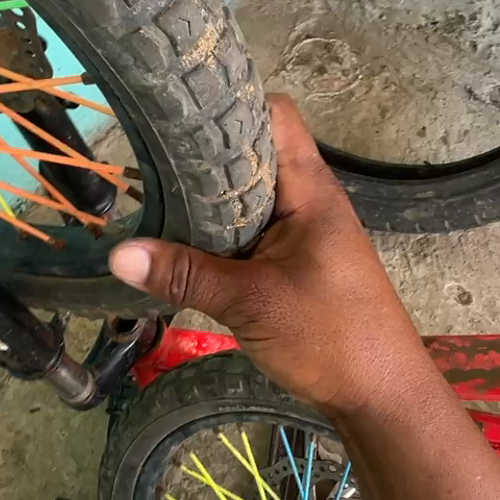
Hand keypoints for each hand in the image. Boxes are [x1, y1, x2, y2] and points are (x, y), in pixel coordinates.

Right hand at [107, 96, 427, 413]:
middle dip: (206, 154)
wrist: (382, 396)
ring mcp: (304, 232)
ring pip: (250, 195)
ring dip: (211, 198)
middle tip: (147, 155)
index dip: (232, 103)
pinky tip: (182, 242)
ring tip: (152, 193)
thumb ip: (187, 276)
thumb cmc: (331, 338)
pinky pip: (252, 230)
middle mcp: (308, 199)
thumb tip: (117, 254)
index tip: (178, 111)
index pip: (277, 115)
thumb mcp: (252, 304)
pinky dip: (220, 231)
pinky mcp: (296, 262)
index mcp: (309, 190)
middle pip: (256, 153)